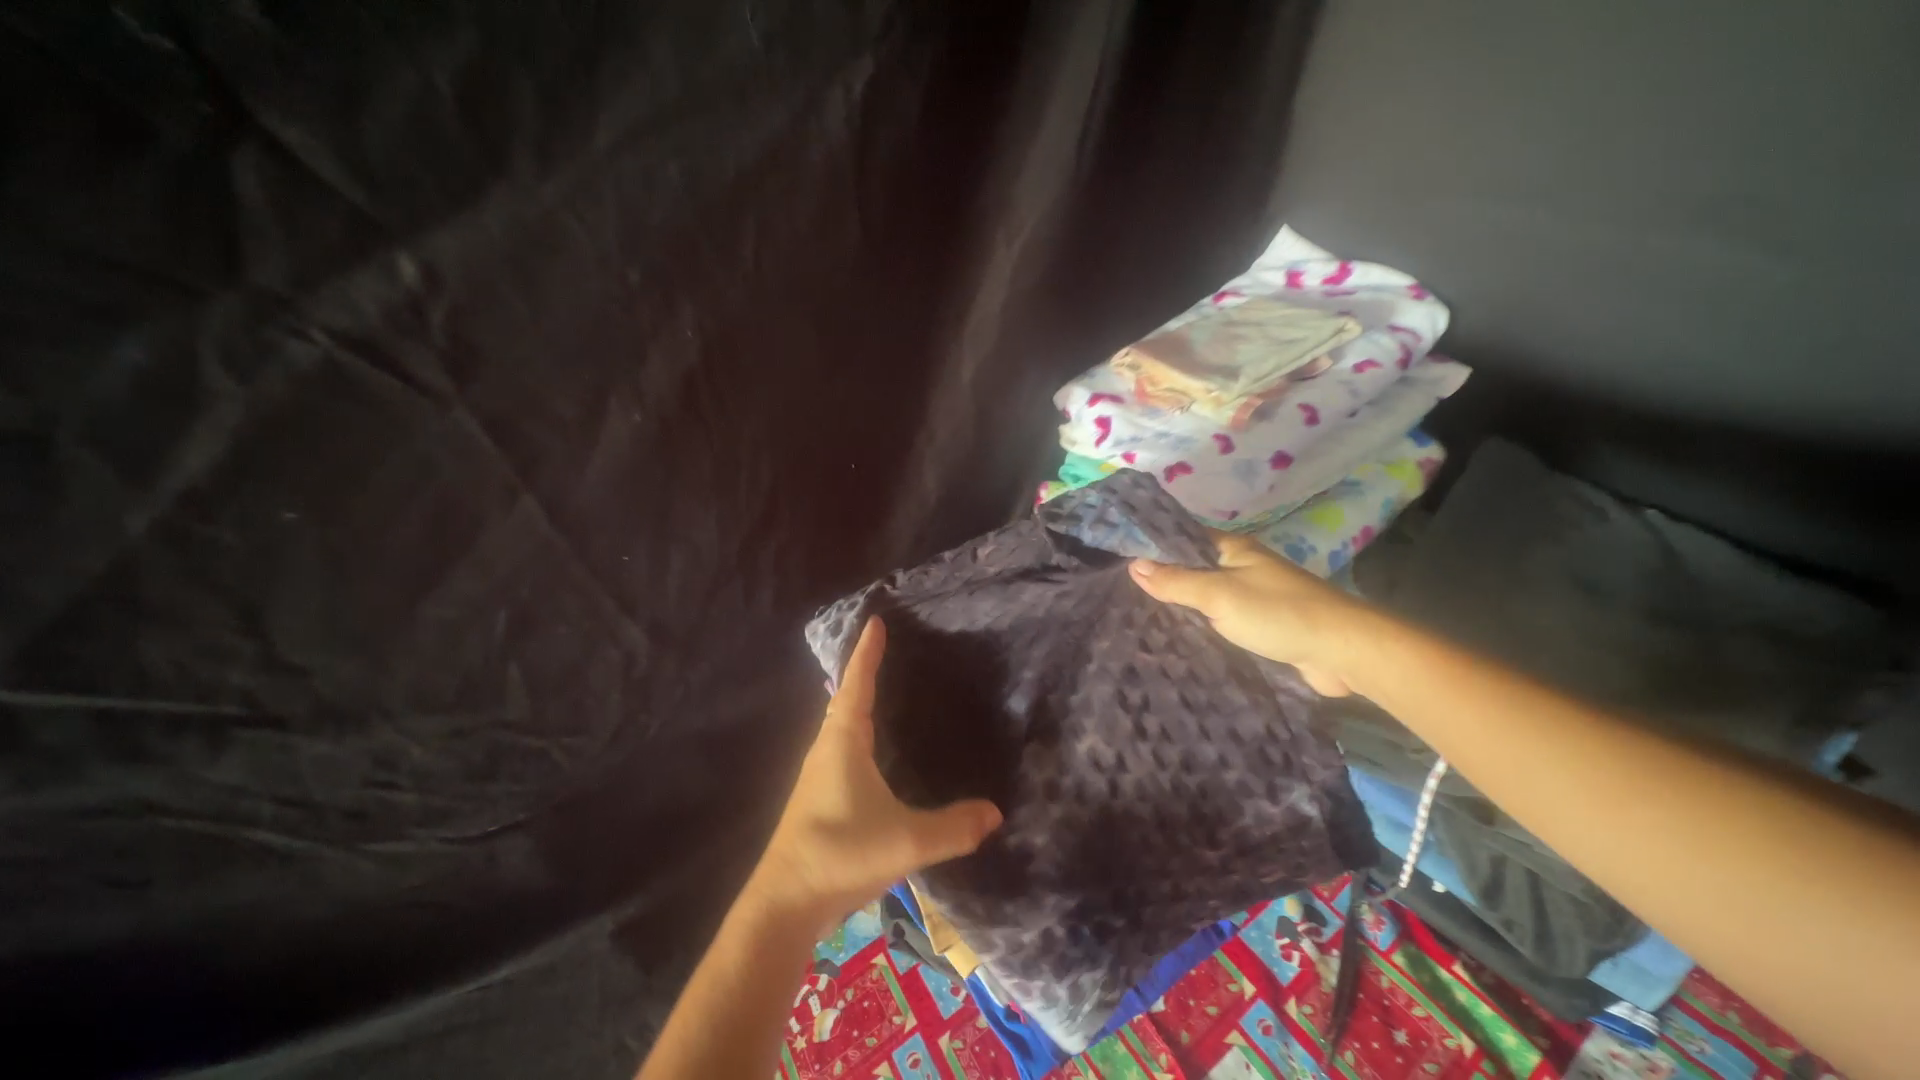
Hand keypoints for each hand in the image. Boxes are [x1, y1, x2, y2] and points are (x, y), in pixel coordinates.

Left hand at [748, 618, 1002, 931]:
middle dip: (865, 673)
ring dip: (860, 704)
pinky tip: (877, 755)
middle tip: (890, 651)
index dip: (867, 653)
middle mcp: (827, 751)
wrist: (785, 903)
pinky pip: (843, 751)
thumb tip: (996, 813)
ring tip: (888, 693)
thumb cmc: (840, 855)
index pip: (856, 685)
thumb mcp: (907, 841)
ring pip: (841, 728)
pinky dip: (860, 736)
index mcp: (842, 743)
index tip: (876, 620)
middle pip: (845, 700)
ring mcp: (819, 777)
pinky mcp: (820, 801)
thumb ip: (954, 827)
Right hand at [1128, 532, 1368, 696]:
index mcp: (1234, 549)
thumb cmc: (1278, 613)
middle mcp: (1243, 568)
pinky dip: (1204, 629)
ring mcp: (1255, 598)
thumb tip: (1134, 565)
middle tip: (1120, 598)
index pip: (1183, 539)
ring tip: (1140, 622)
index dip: (1153, 548)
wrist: (1342, 650)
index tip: (1117, 562)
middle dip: (1164, 582)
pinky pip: (1224, 623)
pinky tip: (1180, 642)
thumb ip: (1177, 582)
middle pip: (1194, 570)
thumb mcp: (1219, 595)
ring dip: (1184, 609)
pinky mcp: (1265, 627)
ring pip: (1208, 599)